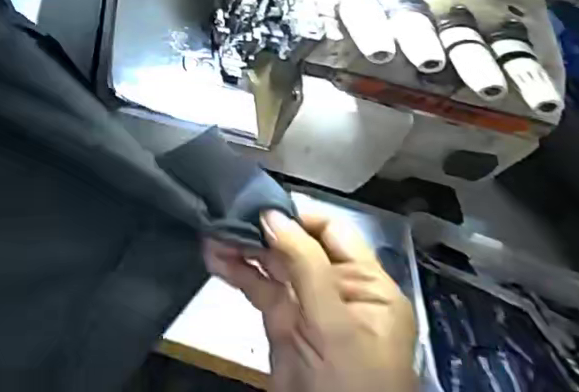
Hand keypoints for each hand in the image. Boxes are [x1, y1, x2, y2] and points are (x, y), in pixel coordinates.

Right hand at [205, 210, 417, 391]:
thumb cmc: (352, 389)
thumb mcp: (336, 328)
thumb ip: (305, 265)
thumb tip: (270, 213)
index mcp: (368, 287)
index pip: (332, 230)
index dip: (297, 215)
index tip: (258, 204)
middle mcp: (339, 291)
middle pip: (297, 244)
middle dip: (261, 228)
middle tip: (223, 212)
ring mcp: (308, 309)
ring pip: (273, 264)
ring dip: (242, 247)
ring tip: (210, 231)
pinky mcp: (282, 326)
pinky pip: (259, 288)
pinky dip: (237, 272)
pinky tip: (213, 257)